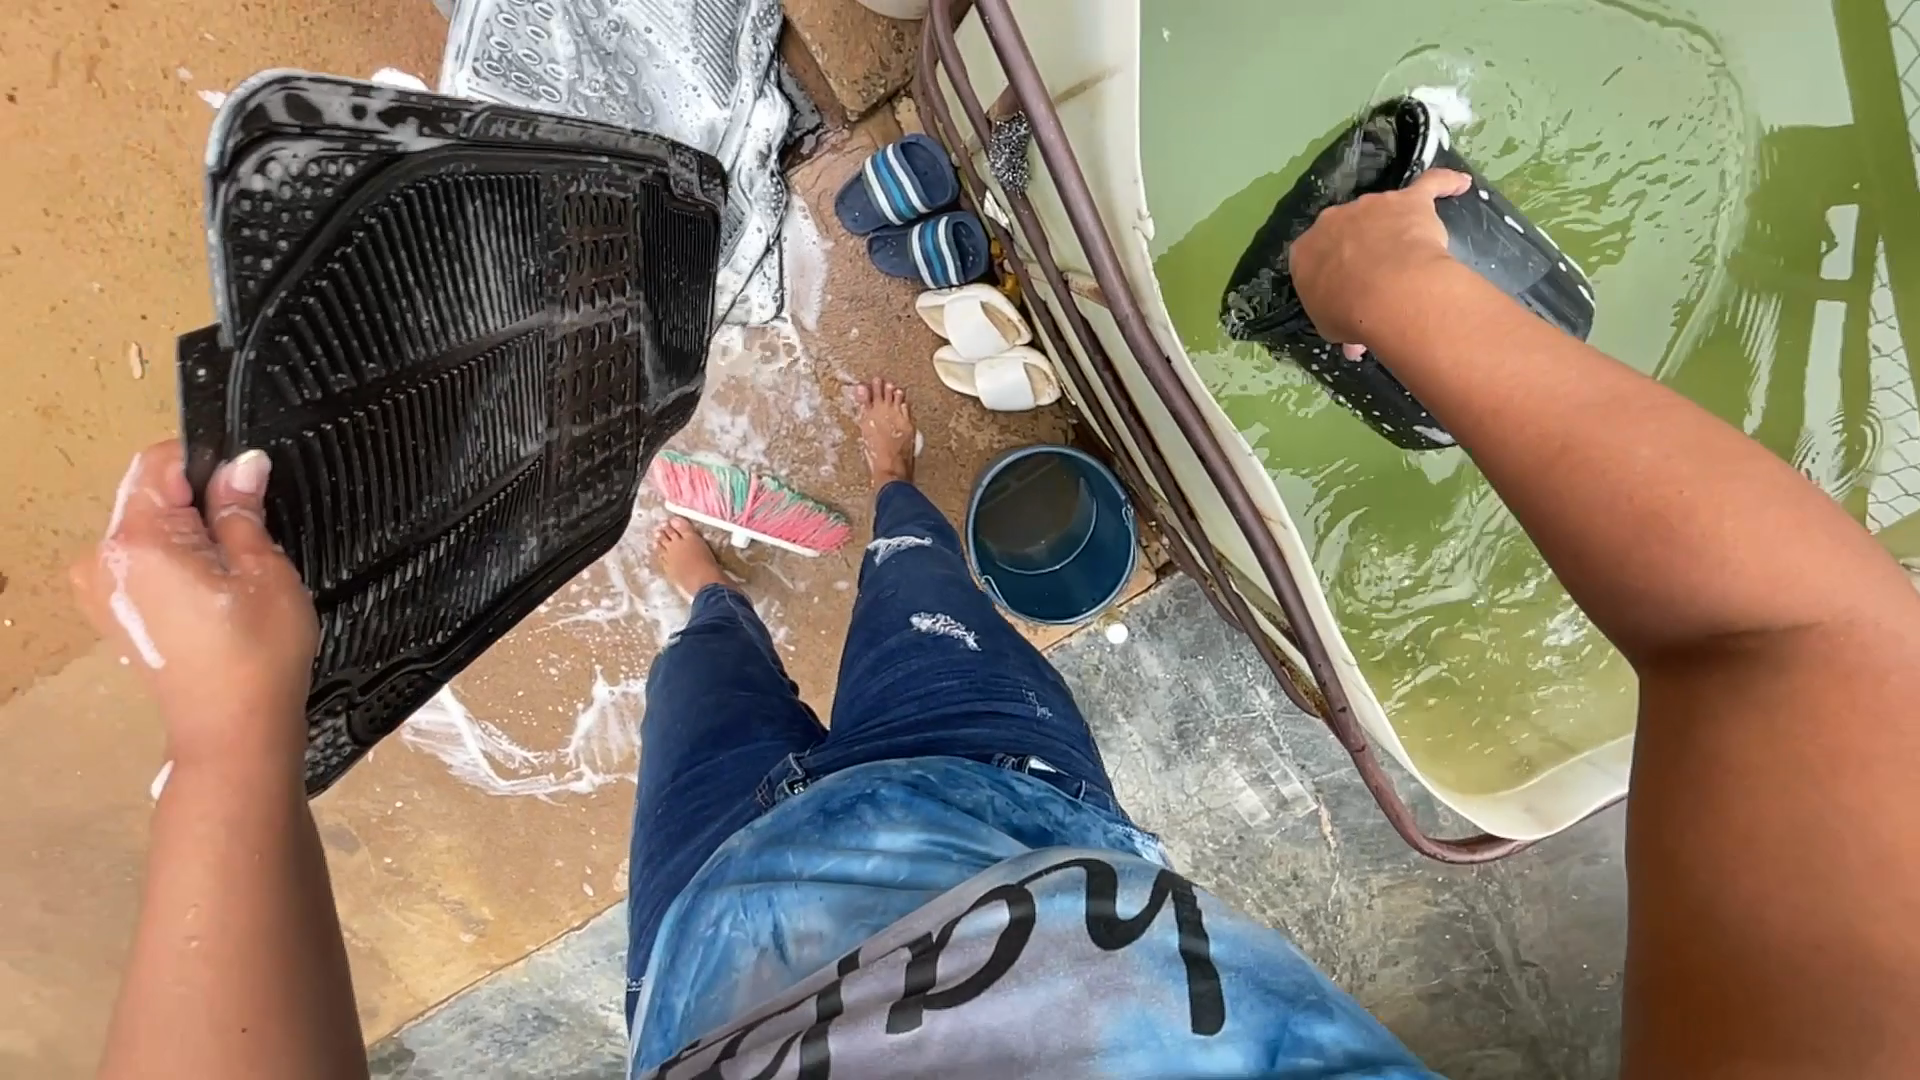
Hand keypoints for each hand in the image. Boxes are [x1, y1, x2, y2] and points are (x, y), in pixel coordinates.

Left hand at [70, 441, 317, 773]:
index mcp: (137, 542)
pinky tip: (217, 589)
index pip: (157, 465)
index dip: (209, 460)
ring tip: (240, 569)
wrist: (233, 720)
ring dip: (193, 531)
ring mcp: (98, 585)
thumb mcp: (264, 570)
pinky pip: (143, 560)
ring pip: (148, 529)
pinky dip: (180, 558)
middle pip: (149, 497)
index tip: (253, 475)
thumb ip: (243, 511)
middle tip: (258, 533)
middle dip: (204, 501)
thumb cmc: (258, 648)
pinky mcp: (110, 607)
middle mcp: (100, 558)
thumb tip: (244, 464)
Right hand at [1289, 168, 1473, 358]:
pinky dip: (1446, 184)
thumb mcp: (1332, 328)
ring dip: (1392, 225)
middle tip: (1371, 270)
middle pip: (1344, 228)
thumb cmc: (1348, 314)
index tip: (1338, 284)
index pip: (1312, 255)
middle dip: (1355, 245)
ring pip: (1382, 210)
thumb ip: (1341, 328)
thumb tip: (1354, 348)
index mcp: (1304, 252)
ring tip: (1409, 245)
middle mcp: (1331, 222)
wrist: (1386, 293)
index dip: (1327, 269)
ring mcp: (1370, 206)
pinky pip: (1429, 184)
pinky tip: (1460, 185)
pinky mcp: (1408, 199)